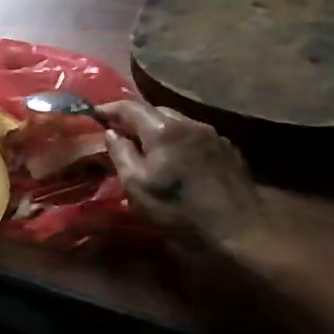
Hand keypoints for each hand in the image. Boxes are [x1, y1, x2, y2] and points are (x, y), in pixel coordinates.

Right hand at [102, 100, 269, 248]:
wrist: (238, 226)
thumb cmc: (179, 209)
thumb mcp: (137, 187)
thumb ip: (121, 154)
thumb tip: (111, 133)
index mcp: (162, 128)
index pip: (129, 107)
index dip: (109, 108)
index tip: (95, 114)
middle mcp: (188, 122)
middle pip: (155, 110)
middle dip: (136, 119)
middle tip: (121, 133)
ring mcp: (211, 133)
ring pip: (177, 122)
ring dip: (160, 130)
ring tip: (149, 147)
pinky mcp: (227, 148)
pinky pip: (195, 136)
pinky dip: (180, 141)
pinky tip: (179, 160)